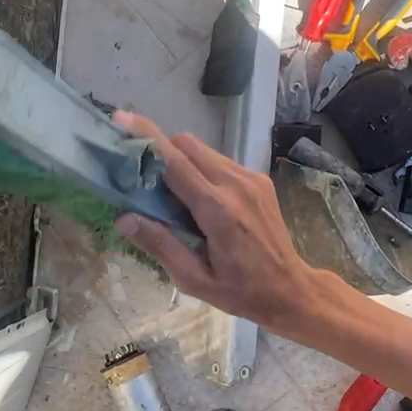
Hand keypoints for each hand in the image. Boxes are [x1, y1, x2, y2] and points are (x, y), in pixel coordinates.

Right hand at [112, 110, 327, 332]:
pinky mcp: (259, 179)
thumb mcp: (194, 279)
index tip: (121, 119)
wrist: (290, 289)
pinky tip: (197, 197)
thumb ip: (160, 245)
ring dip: (180, 159)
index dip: (146, 138)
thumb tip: (124, 218)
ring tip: (168, 189)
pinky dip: (200, 169)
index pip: (175, 162)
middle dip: (160, 149)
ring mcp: (251, 179)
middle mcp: (236, 185)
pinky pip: (220, 161)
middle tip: (139, 170)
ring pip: (204, 150)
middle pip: (188, 145)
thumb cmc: (239, 291)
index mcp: (217, 210)